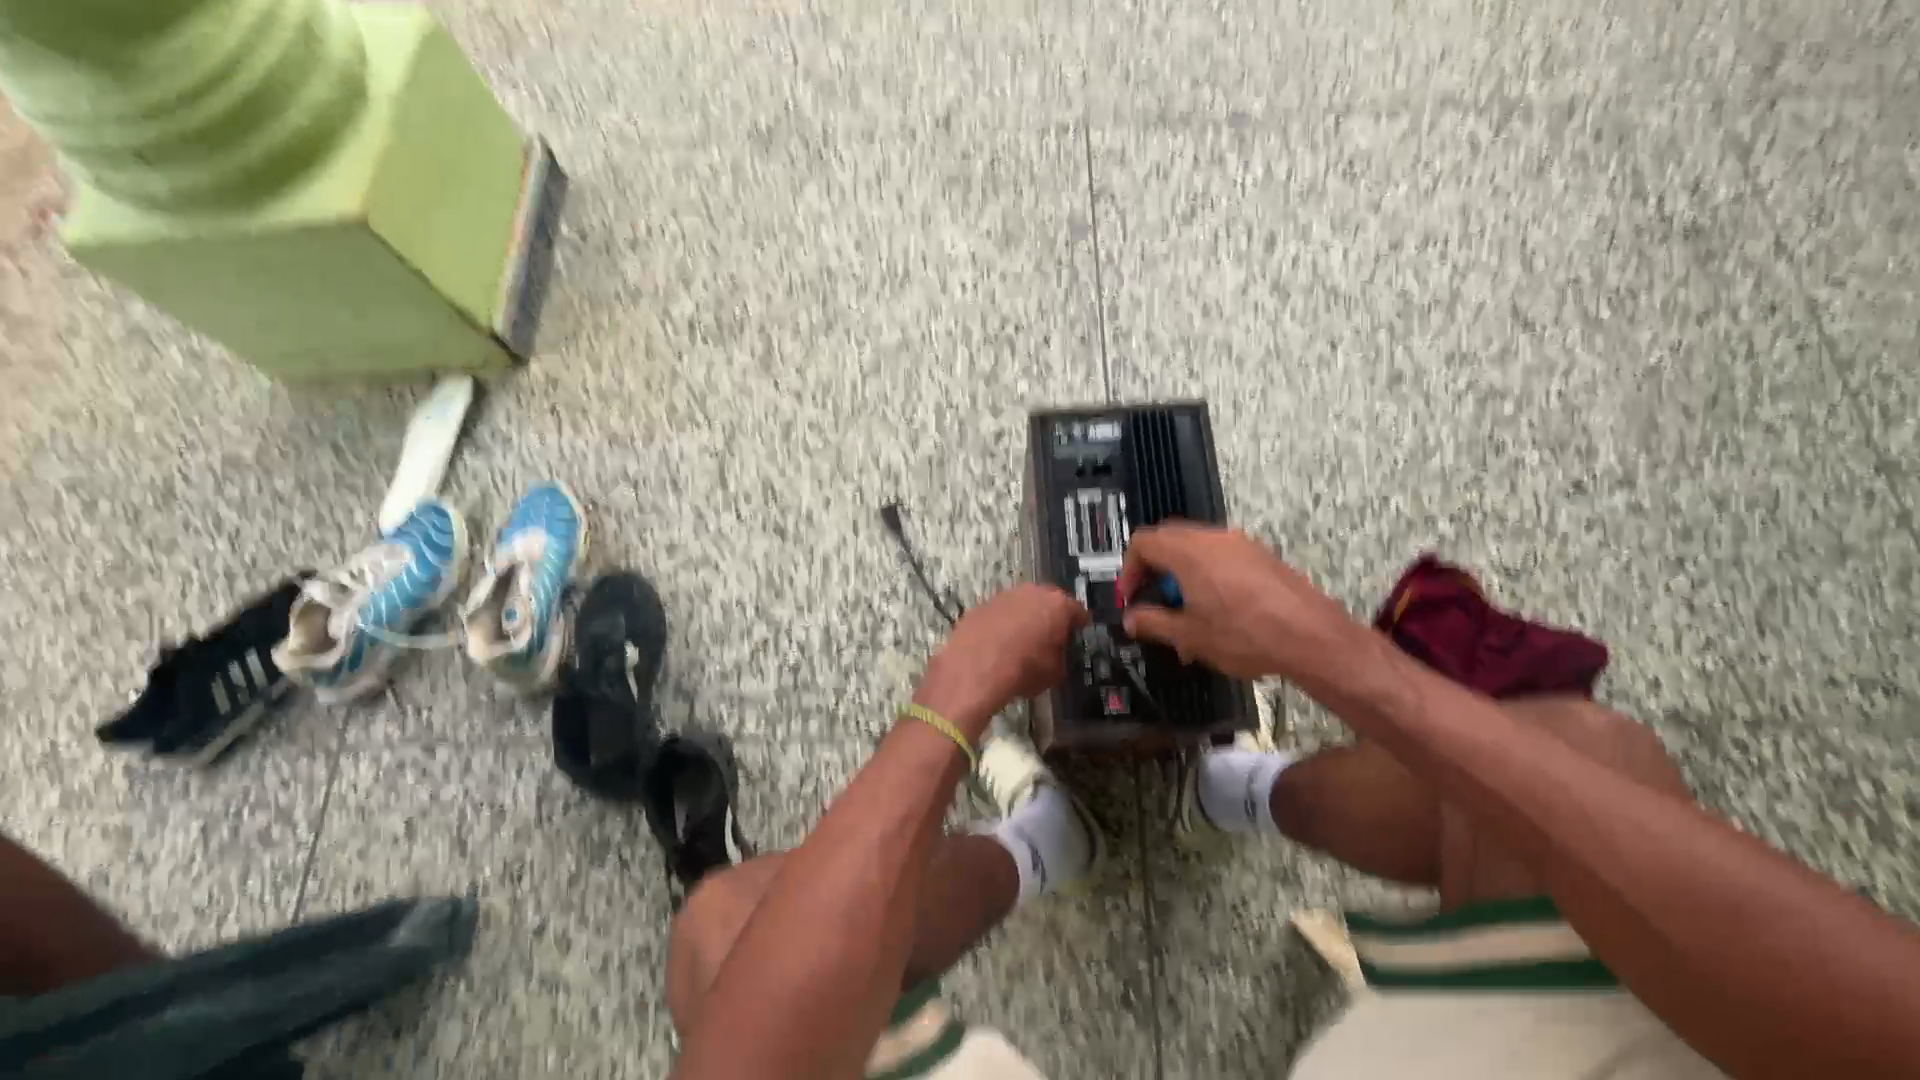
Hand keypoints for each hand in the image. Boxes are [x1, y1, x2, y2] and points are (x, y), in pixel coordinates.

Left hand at [916, 584, 1089, 739]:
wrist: (974, 669)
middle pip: (1049, 601)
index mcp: (1059, 605)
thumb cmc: (1024, 669)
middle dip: (1051, 616)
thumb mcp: (1056, 672)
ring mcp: (1004, 595)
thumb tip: (1056, 652)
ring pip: (1022, 603)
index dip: (1079, 626)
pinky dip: (1003, 623)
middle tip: (1051, 636)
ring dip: (1025, 617)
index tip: (1077, 636)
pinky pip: (1000, 613)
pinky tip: (999, 642)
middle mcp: (1033, 592)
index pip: (1078, 612)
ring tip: (1023, 640)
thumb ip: (1061, 655)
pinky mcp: (981, 605)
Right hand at [1118, 523, 1360, 680]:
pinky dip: (1208, 578)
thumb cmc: (1244, 635)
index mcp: (1189, 552)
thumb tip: (1131, 619)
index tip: (1131, 599)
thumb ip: (1154, 623)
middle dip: (1154, 572)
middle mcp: (1214, 539)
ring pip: (1198, 551)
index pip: (1143, 542)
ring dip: (1183, 578)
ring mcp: (1242, 545)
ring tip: (1187, 619)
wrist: (1312, 638)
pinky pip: (1223, 559)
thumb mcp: (1190, 635)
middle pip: (1169, 541)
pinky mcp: (1263, 558)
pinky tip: (1218, 615)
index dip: (1128, 569)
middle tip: (1154, 604)